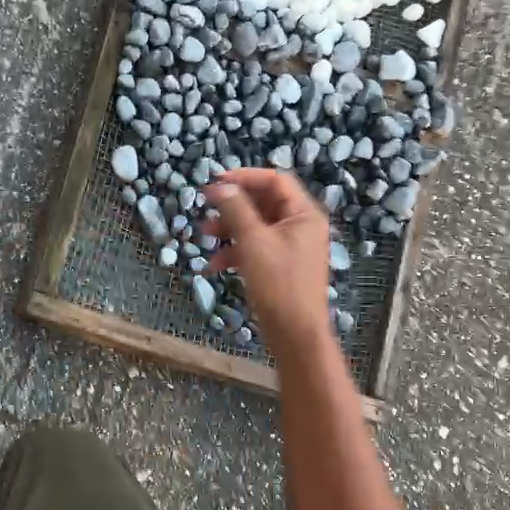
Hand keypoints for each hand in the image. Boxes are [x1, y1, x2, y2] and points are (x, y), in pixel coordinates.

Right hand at [204, 169, 334, 353]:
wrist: (294, 332)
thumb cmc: (278, 283)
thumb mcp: (253, 241)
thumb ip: (236, 210)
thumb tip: (220, 186)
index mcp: (304, 214)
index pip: (275, 180)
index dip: (244, 177)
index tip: (215, 182)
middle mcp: (302, 226)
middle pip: (264, 203)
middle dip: (233, 206)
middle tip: (206, 209)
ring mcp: (292, 247)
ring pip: (257, 226)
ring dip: (230, 229)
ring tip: (205, 236)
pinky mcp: (281, 266)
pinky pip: (257, 248)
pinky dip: (236, 251)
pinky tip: (216, 265)